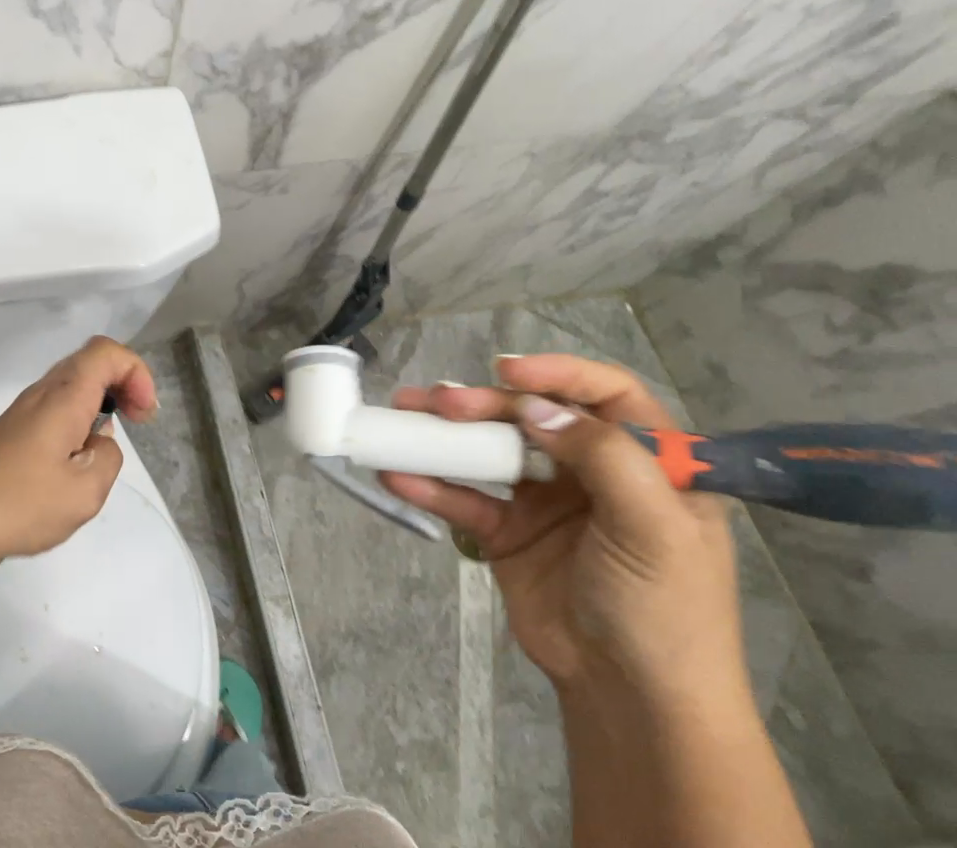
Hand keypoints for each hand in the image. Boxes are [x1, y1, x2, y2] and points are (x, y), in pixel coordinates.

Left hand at [0, 336, 157, 567]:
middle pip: (89, 364)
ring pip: (70, 387)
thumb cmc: (21, 504)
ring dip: (98, 405)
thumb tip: (98, 444)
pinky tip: (73, 462)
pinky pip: (53, 409)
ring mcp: (21, 412)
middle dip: (122, 385)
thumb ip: (107, 460)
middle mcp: (41, 394)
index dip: (136, 372)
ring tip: (104, 448)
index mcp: (63, 398)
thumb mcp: (85, 492)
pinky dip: (77, 421)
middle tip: (136, 422)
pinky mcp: (10, 433)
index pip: (106, 352)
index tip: (143, 415)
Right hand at [378, 355, 748, 707]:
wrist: (629, 691)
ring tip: (402, 416)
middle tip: (439, 402)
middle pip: (534, 418)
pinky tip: (398, 476)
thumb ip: (603, 457)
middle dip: (485, 405)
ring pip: (491, 452)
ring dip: (445, 435)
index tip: (508, 369)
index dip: (560, 373)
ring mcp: (546, 502)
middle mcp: (595, 474)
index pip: (606, 397)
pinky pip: (465, 500)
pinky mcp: (507, 534)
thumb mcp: (653, 527)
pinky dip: (430, 486)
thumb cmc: (663, 607)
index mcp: (650, 464)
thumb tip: (535, 407)